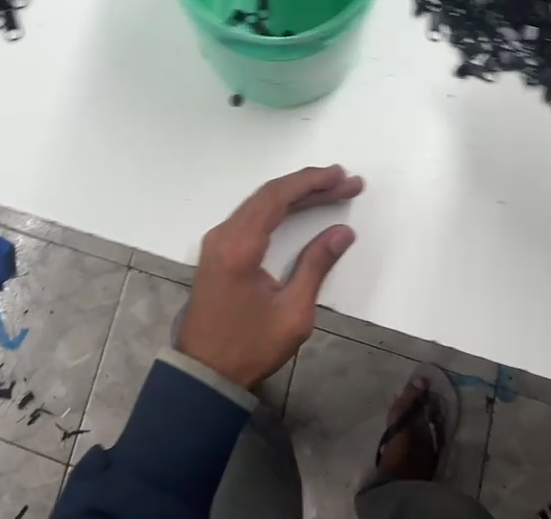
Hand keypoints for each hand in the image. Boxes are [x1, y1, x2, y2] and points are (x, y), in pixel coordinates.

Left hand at [176, 166, 363, 388]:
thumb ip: (316, 266)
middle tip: (346, 182)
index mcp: (238, 246)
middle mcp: (223, 234)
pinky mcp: (218, 249)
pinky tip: (302, 207)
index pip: (276, 197)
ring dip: (295, 194)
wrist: (204, 372)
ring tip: (332, 189)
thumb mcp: (292, 313)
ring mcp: (217, 240)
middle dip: (310, 185)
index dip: (311, 182)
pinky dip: (279, 207)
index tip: (342, 176)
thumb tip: (342, 231)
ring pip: (260, 202)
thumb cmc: (249, 347)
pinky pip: (251, 215)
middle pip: (269, 194)